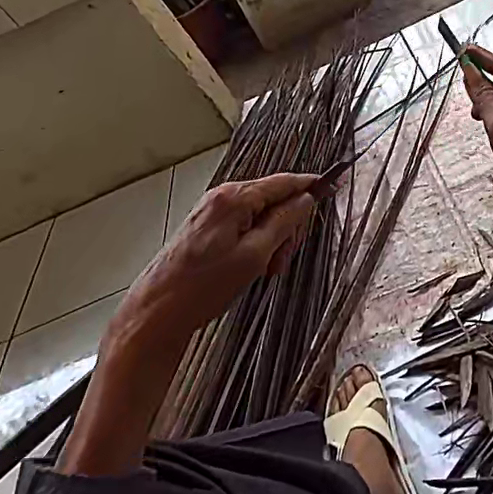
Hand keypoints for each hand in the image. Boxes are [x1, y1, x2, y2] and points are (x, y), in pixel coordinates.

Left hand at [114, 172, 318, 348]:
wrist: (158, 311)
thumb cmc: (202, 287)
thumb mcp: (255, 256)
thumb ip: (284, 223)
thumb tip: (306, 199)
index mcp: (234, 198)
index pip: (284, 182)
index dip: (311, 185)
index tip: (334, 186)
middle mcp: (222, 196)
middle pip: (274, 198)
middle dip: (288, 227)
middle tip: (283, 260)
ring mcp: (213, 210)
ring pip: (261, 214)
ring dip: (273, 239)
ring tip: (266, 270)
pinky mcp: (208, 226)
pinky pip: (245, 224)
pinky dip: (257, 242)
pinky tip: (254, 266)